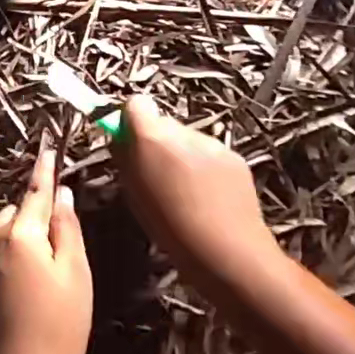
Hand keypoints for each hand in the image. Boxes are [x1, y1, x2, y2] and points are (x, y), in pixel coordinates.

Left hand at [0, 148, 91, 353]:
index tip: (48, 148)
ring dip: (19, 235)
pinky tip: (23, 287)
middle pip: (15, 213)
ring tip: (43, 262)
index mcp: (20, 234)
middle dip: (33, 210)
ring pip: (0, 235)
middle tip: (59, 230)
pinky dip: (7, 258)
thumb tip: (61, 195)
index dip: (44, 170)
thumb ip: (67, 230)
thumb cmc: (59, 329)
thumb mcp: (76, 276)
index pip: (35, 191)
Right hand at [115, 96, 280, 285]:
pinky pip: (210, 152)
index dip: (130, 120)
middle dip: (157, 140)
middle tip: (155, 172)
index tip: (129, 143)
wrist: (225, 251)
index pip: (135, 103)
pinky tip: (207, 194)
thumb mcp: (133, 192)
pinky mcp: (234, 155)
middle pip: (163, 122)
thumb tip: (120, 137)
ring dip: (181, 153)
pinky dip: (204, 166)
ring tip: (184, 189)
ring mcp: (212, 142)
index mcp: (151, 139)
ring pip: (187, 138)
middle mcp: (182, 132)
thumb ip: (125, 157)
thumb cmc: (169, 227)